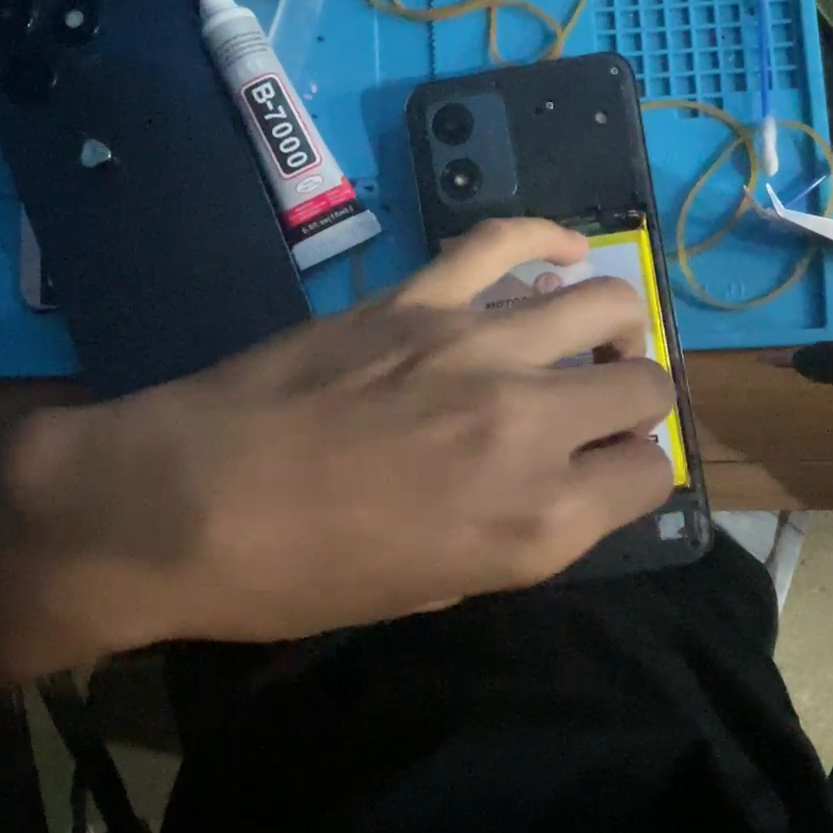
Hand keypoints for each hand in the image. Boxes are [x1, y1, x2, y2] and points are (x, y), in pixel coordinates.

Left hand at [0, 218, 676, 651]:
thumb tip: (552, 489)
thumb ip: (512, 534)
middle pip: (644, 387)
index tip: (609, 472)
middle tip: (601, 408)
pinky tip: (564, 250)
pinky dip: (549, 240)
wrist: (183, 501)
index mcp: (537, 521)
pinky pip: (507, 242)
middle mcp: (530, 425)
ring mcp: (476, 346)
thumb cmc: (298, 576)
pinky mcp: (418, 297)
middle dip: (636, 401)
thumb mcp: (429, 592)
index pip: (648, 476)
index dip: (636, 472)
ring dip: (614, 326)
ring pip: (603, 304)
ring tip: (594, 336)